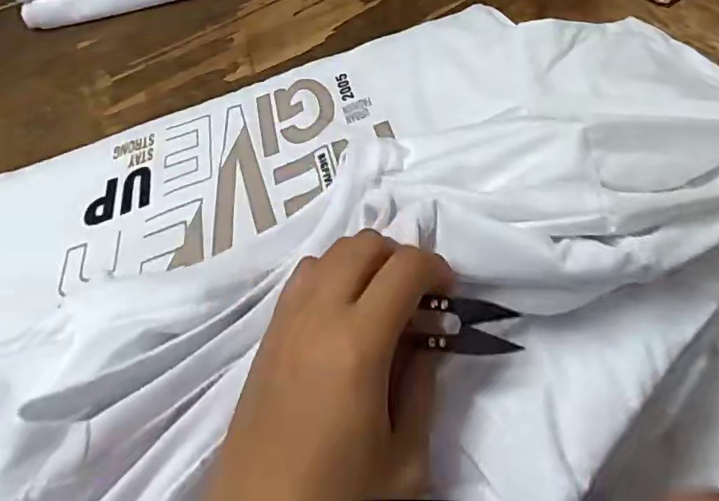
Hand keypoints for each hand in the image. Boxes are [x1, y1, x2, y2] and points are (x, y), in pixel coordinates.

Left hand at [208, 230, 454, 500]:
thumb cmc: (339, 494)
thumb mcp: (404, 459)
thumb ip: (421, 387)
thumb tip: (427, 340)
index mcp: (357, 342)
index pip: (404, 269)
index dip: (435, 268)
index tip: (449, 292)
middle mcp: (318, 313)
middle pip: (363, 243)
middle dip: (400, 256)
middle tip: (419, 294)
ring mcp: (288, 316)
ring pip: (331, 251)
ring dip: (364, 260)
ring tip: (382, 300)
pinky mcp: (269, 328)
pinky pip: (304, 274)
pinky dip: (332, 272)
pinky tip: (343, 311)